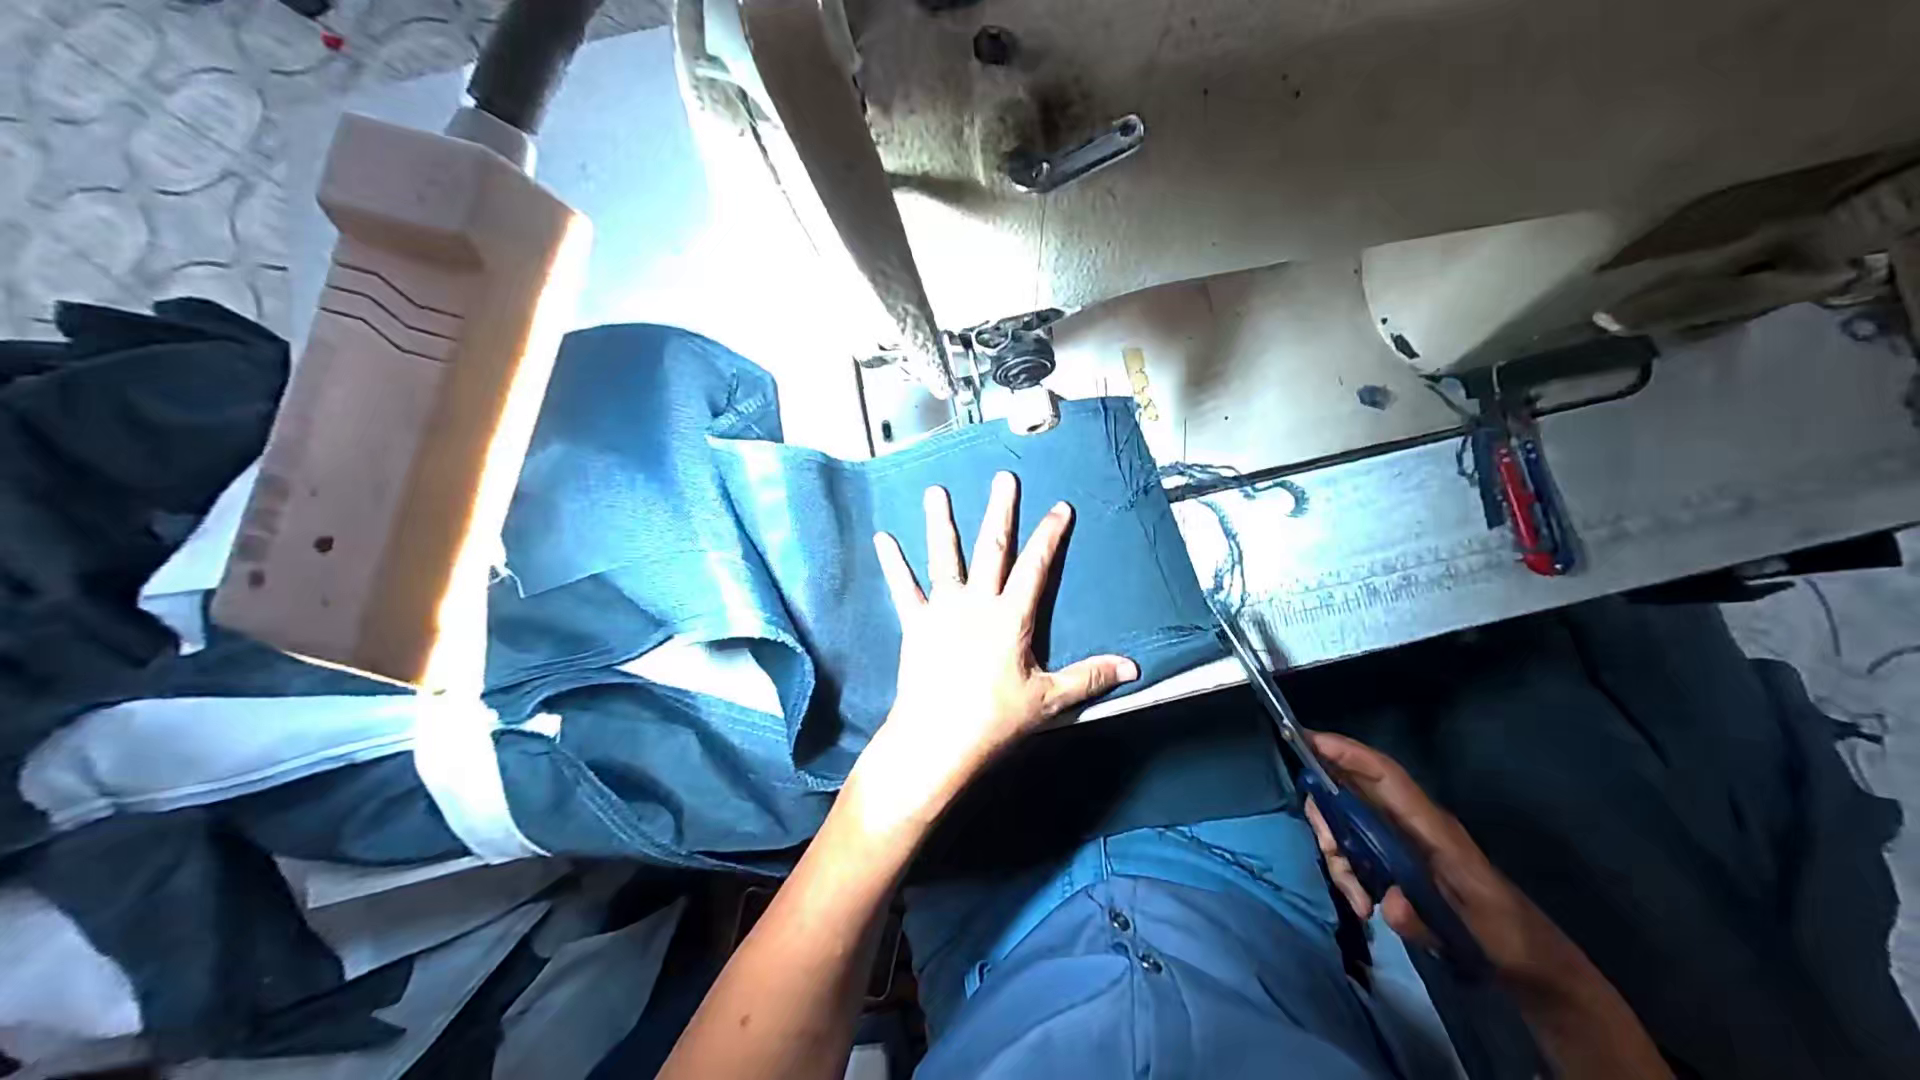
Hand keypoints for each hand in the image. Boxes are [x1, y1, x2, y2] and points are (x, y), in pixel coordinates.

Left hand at [849, 473, 1139, 831]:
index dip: (1050, 535)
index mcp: (1011, 617)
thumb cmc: (994, 719)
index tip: (1059, 508)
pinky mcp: (915, 624)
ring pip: (944, 558)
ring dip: (940, 523)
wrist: (937, 738)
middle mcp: (976, 604)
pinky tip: (883, 538)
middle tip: (1004, 478)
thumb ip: (1089, 678)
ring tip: (935, 492)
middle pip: (992, 549)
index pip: (1036, 567)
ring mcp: (942, 610)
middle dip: (1001, 512)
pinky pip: (903, 588)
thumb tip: (1133, 668)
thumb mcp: (1048, 700)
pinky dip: (893, 563)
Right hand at [1304, 731, 1583, 992]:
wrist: (1530, 960)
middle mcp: (1409, 823)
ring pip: (1345, 824)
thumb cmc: (1506, 936)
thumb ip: (1424, 919)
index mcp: (1431, 827)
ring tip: (1357, 901)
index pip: (1384, 775)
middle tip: (1330, 855)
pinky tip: (1362, 904)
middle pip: (1350, 794)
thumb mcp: (1470, 936)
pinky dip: (1347, 871)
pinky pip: (1354, 847)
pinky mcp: (1394, 857)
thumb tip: (1385, 903)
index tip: (1306, 739)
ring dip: (1337, 856)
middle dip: (1326, 818)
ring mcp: (1399, 839)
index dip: (1346, 751)